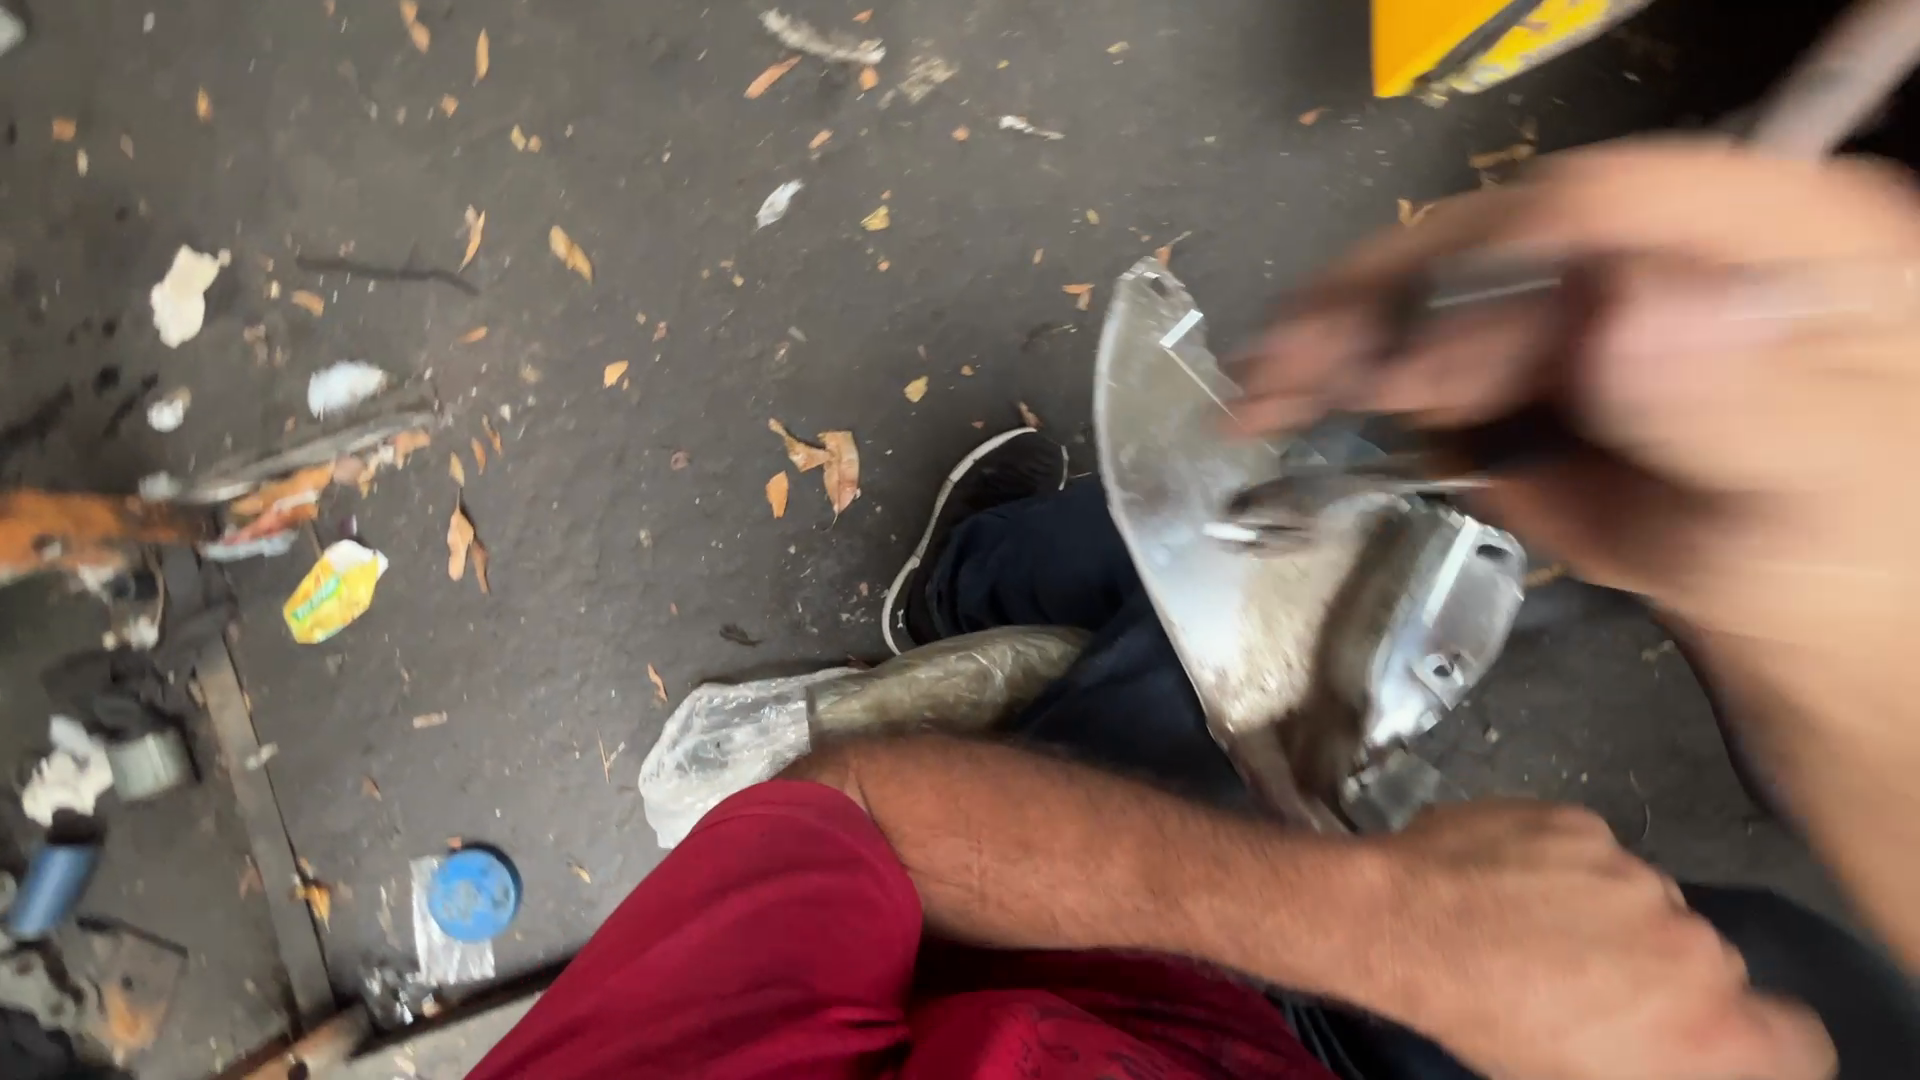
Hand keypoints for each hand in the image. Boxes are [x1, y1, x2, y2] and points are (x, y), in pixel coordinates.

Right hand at [1232, 139, 1919, 705]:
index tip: (1413, 360)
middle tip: (1295, 376)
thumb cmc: (1819, 535)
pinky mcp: (1488, 358)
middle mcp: (1630, 255)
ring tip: (1259, 394)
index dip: (1491, 265)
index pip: (1600, 203)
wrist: (1764, 581)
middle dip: (1370, 316)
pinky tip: (1277, 399)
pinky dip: (1322, 376)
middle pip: (1472, 250)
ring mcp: (1546, 306)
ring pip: (1405, 295)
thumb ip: (1740, 406)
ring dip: (1320, 343)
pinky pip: (1389, 350)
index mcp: (1756, 243)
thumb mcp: (1810, 482)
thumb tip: (1632, 319)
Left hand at [1353, 800, 1834, 1079]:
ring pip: (1634, 888)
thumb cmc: (1486, 1018)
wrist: (1401, 924)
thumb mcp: (1588, 1073)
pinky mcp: (1576, 820)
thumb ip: (1657, 1053)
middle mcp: (1697, 948)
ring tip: (1520, 907)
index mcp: (1716, 1034)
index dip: (1746, 1024)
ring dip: (1595, 897)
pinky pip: (1580, 841)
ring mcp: (1633, 873)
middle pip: (1700, 951)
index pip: (1796, 1035)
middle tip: (1574, 957)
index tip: (1692, 1014)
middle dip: (1648, 955)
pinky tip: (1499, 865)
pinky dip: (1550, 851)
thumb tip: (1659, 1027)